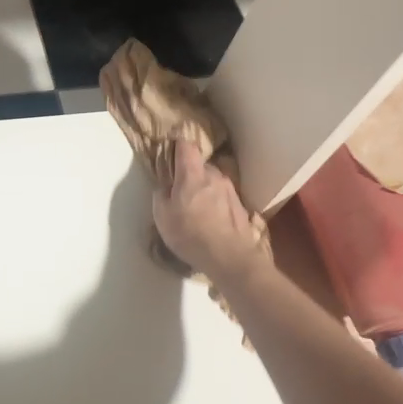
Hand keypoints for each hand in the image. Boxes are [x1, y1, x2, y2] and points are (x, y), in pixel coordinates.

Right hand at [152, 141, 268, 285]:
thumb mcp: (162, 215)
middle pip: (201, 165)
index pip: (186, 146)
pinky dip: (216, 203)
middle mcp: (214, 176)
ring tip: (197, 208)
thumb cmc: (190, 234)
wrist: (230, 258)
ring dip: (205, 189)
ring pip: (214, 181)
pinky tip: (212, 220)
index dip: (177, 145)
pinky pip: (224, 197)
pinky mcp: (241, 207)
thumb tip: (165, 186)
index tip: (170, 152)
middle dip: (190, 173)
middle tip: (180, 189)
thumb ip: (161, 194)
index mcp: (192, 174)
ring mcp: (231, 191)